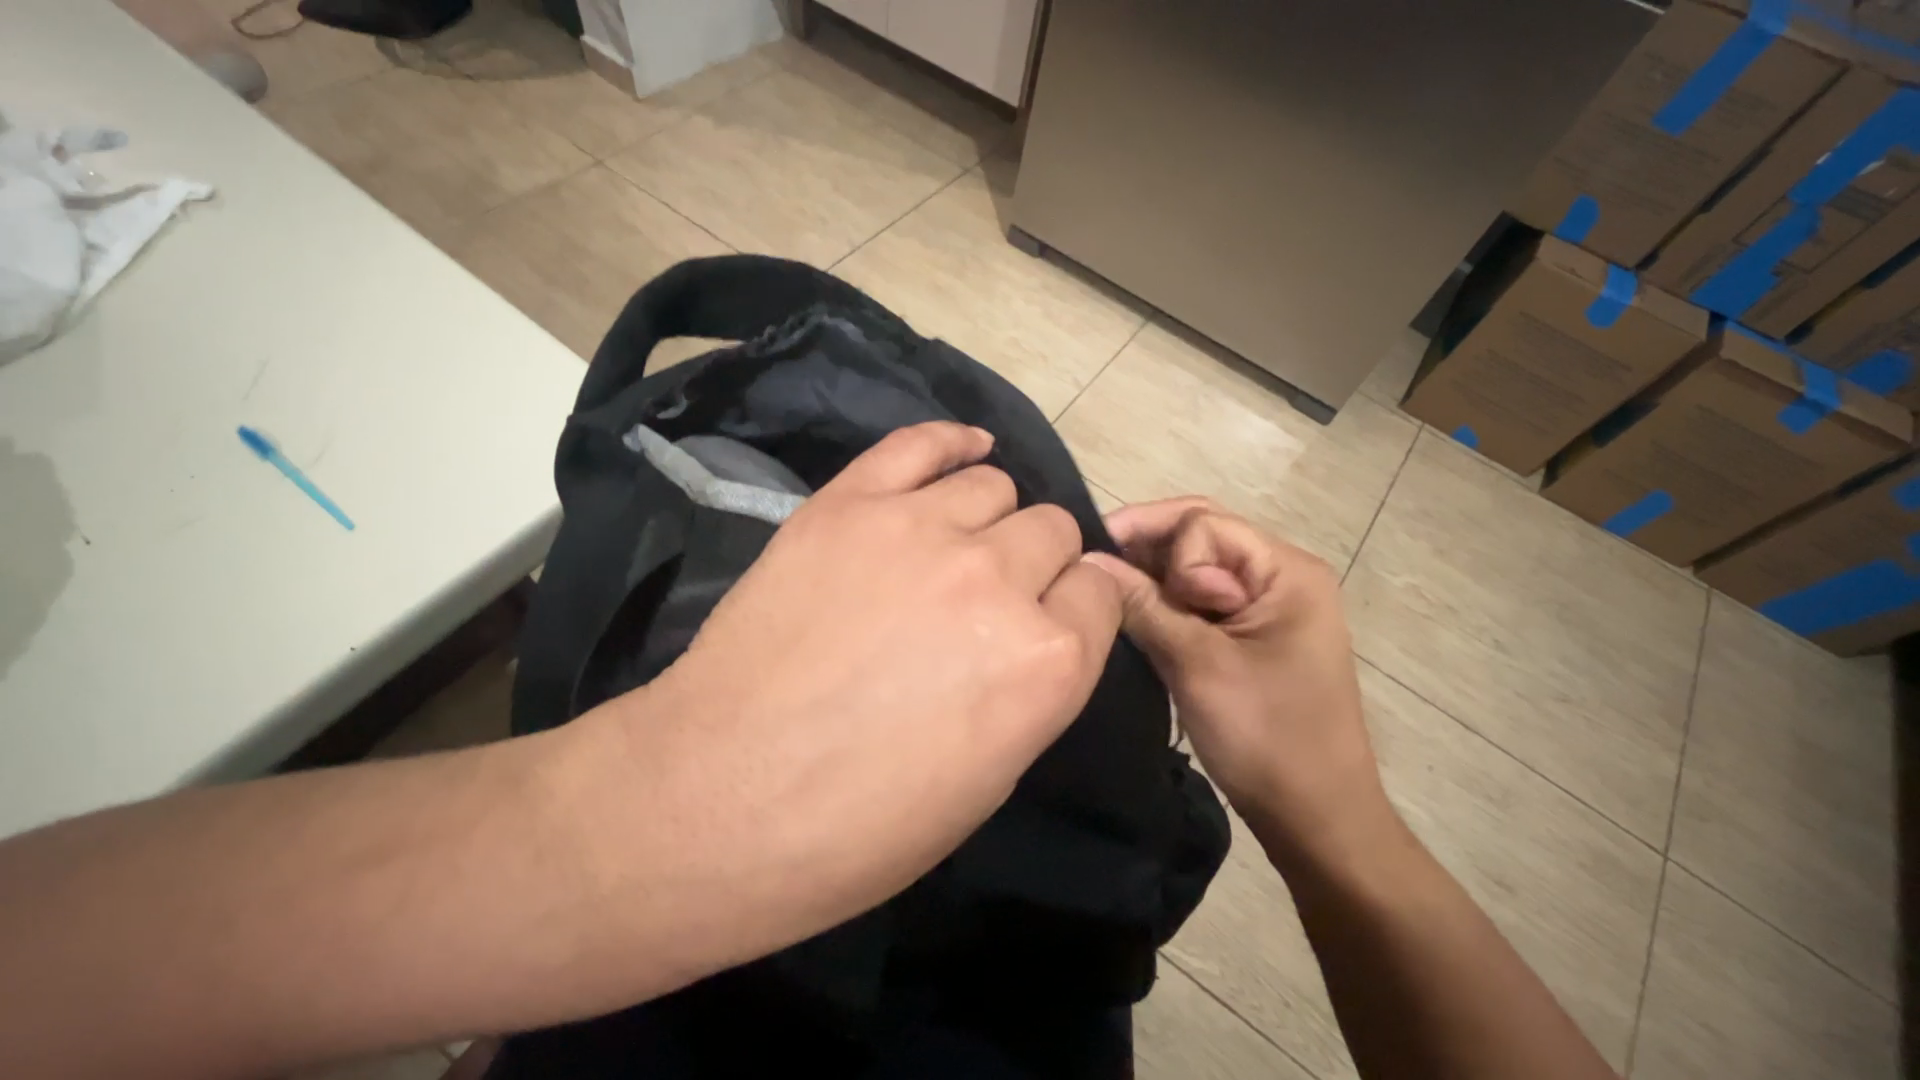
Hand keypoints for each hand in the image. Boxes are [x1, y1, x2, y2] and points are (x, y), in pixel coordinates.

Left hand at [581, 422, 1123, 980]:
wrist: (720, 800)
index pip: (1100, 593)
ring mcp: (919, 530)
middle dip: (1035, 565)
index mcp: (1048, 662)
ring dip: (987, 520)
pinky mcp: (848, 505)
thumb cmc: (862, 827)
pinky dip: (951, 444)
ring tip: (950, 552)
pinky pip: (921, 443)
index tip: (1049, 623)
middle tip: (986, 601)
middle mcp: (998, 579)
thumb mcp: (989, 778)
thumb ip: (1034, 686)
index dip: (1076, 608)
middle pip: (1052, 531)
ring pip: (993, 485)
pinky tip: (963, 452)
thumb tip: (1042, 630)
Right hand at [1084, 498, 1390, 864]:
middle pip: (1199, 539)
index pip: (1203, 522)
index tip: (1123, 585)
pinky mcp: (1252, 640)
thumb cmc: (1265, 736)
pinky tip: (1135, 625)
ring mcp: (1268, 610)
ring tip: (1110, 606)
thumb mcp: (1197, 665)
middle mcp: (1280, 578)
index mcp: (1286, 571)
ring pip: (1195, 573)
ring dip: (1152, 584)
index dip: (1156, 542)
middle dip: (1146, 555)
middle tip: (1098, 584)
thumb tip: (1087, 562)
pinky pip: (1201, 606)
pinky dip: (1166, 610)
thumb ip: (1143, 607)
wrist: (1315, 818)